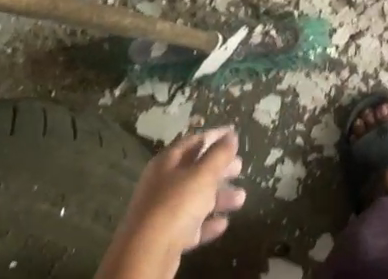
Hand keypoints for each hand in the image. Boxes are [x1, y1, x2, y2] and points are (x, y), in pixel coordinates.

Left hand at [97, 127, 246, 278]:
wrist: (147, 255)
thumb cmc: (176, 204)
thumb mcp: (203, 174)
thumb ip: (219, 154)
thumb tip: (230, 135)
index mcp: (167, 163)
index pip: (194, 141)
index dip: (215, 136)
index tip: (235, 133)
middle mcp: (163, 184)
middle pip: (195, 170)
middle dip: (220, 168)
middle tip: (240, 166)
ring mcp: (163, 211)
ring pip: (196, 198)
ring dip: (219, 197)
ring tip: (240, 199)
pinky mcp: (167, 235)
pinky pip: (192, 224)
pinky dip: (208, 222)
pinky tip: (223, 223)